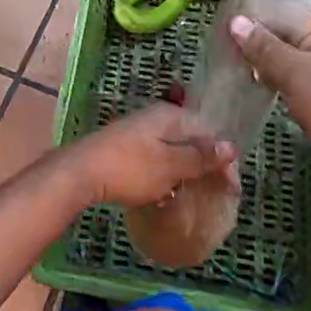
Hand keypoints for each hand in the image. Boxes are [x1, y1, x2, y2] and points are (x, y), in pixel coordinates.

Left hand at [65, 104, 237, 207]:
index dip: (223, 159)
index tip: (231, 189)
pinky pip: (156, 159)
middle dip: (205, 165)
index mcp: (170, 115)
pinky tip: (166, 194)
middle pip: (191, 139)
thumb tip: (231, 146)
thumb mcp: (171, 165)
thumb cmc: (130, 168)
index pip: (209, 132)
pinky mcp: (126, 148)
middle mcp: (156, 117)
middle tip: (216, 192)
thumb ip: (200, 156)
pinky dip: (166, 175)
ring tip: (194, 195)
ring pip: (173, 150)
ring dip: (186, 171)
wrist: (80, 173)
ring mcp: (139, 132)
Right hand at [227, 10, 310, 183]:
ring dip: (262, 61)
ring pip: (287, 54)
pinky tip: (256, 85)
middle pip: (282, 31)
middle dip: (252, 42)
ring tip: (231, 70)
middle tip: (219, 55)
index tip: (217, 35)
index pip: (278, 11)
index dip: (247, 21)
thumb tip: (235, 21)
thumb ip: (265, 48)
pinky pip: (295, 73)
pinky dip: (275, 77)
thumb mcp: (298, 76)